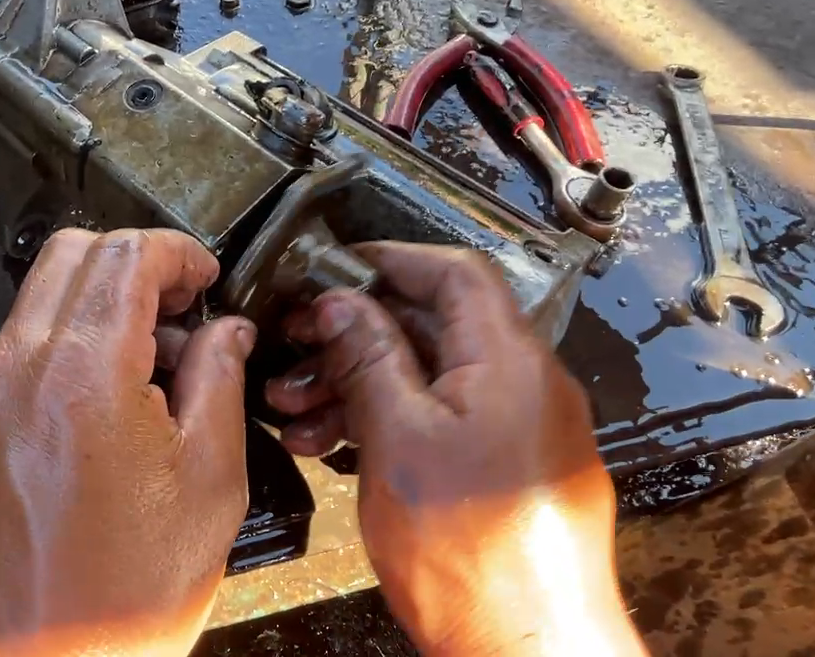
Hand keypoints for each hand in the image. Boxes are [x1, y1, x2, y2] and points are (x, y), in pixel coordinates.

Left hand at [0, 228, 255, 656]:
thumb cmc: (130, 588)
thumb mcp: (208, 481)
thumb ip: (219, 378)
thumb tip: (227, 326)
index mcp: (82, 372)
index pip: (126, 254)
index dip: (178, 253)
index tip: (209, 279)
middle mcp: (21, 360)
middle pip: (76, 248)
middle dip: (138, 260)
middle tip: (183, 308)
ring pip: (48, 283)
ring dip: (106, 292)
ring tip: (156, 356)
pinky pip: (31, 329)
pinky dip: (76, 326)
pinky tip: (115, 385)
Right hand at [265, 243, 644, 656]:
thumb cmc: (472, 555)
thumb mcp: (398, 437)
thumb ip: (368, 356)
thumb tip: (340, 302)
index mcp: (510, 363)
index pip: (454, 273)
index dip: (390, 259)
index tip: (335, 268)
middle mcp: (522, 384)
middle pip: (429, 324)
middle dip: (352, 331)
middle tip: (297, 341)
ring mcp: (511, 425)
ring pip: (422, 372)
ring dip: (353, 379)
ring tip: (292, 403)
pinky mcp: (497, 462)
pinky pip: (434, 414)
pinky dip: (379, 415)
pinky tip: (323, 438)